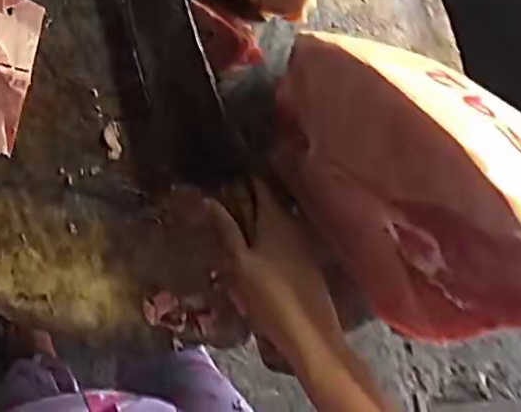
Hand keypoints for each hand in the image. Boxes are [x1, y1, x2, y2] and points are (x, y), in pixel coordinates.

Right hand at [201, 179, 341, 362]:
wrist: (312, 338)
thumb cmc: (271, 296)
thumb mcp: (240, 263)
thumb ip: (226, 229)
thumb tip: (208, 200)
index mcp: (275, 217)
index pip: (258, 184)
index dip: (240, 181)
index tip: (221, 185)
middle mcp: (292, 223)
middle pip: (266, 204)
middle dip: (246, 205)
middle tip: (222, 213)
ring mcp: (304, 244)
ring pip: (276, 225)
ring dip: (257, 227)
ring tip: (235, 238)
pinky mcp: (308, 265)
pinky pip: (284, 243)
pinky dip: (269, 244)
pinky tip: (258, 261)